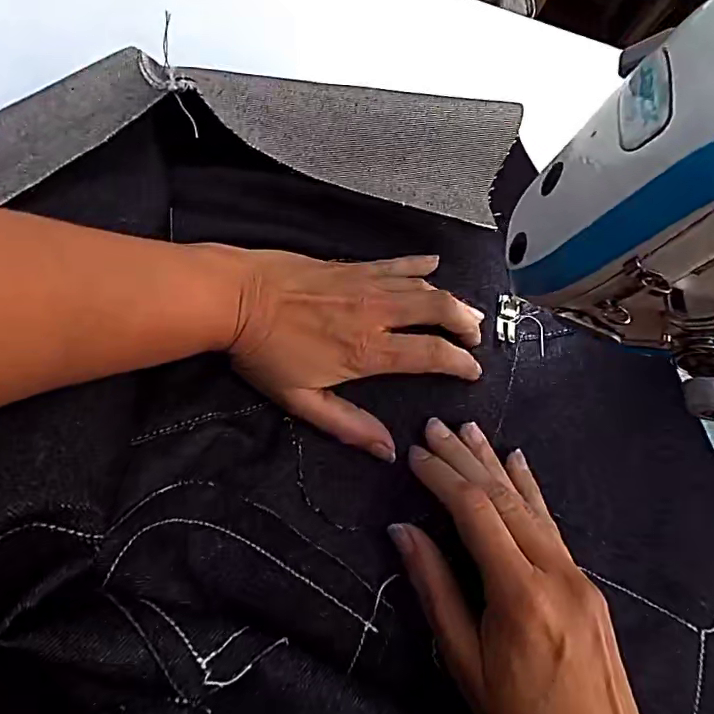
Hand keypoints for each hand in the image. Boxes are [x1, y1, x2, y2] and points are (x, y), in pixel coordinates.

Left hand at [225, 251, 483, 461]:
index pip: (432, 354)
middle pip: (440, 311)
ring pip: (427, 287)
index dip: (461, 363)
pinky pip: (399, 263)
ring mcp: (370, 284)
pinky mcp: (356, 266)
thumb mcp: (301, 400)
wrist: (238, 296)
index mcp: (368, 351)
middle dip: (466, 324)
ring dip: (452, 299)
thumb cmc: (265, 352)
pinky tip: (435, 264)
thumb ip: (348, 425)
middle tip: (475, 337)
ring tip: (466, 311)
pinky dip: (421, 264)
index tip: (473, 370)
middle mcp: (379, 314)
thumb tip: (387, 450)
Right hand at [392, 419, 648, 713]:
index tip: (417, 454)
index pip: (476, 511)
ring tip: (471, 431)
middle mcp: (556, 572)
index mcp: (522, 595)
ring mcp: (577, 574)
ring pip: (530, 503)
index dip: (443, 476)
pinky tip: (519, 463)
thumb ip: (436, 591)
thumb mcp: (466, 666)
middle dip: (465, 458)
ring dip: (496, 464)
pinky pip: (552, 523)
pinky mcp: (587, 582)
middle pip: (503, 497)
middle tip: (437, 428)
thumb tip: (404, 533)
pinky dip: (531, 489)